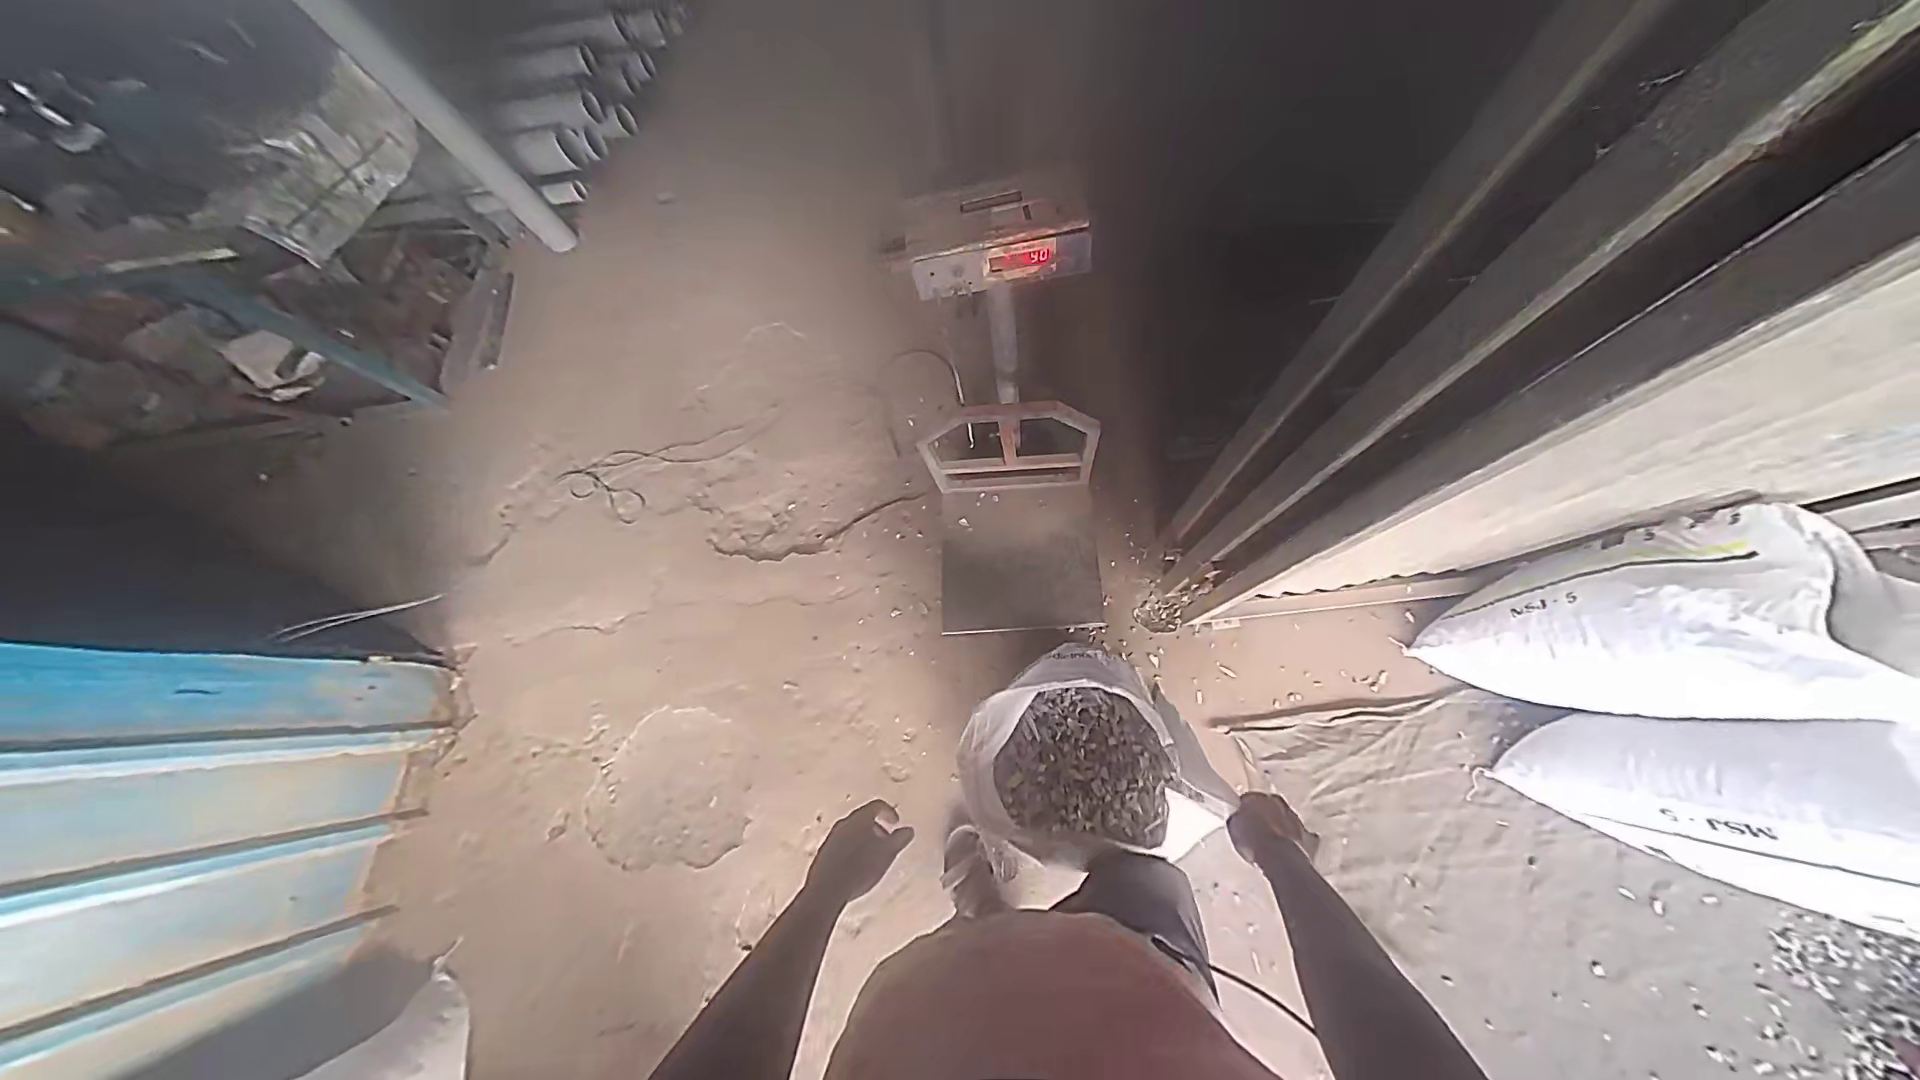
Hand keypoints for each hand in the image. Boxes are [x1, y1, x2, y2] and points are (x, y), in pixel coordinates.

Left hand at [805, 799, 914, 905]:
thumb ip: (900, 839)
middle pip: (863, 818)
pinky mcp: (824, 854)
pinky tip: (857, 866)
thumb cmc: (860, 867)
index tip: (895, 822)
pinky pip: (841, 845)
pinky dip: (852, 850)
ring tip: (872, 856)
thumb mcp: (888, 852)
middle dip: (876, 827)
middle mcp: (844, 823)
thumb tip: (908, 831)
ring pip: (851, 832)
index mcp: (860, 818)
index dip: (889, 812)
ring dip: (863, 839)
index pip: (877, 805)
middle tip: (886, 840)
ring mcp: (832, 838)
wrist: (828, 889)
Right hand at [1229, 791, 1319, 868]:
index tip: (1244, 818)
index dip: (1246, 809)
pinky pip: (1301, 836)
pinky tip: (1288, 849)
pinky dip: (1296, 840)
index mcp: (1257, 797)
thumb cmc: (1255, 841)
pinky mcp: (1307, 835)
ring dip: (1280, 826)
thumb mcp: (1234, 828)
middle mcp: (1277, 803)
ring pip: (1286, 818)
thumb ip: (1237, 818)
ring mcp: (1294, 819)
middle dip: (1265, 815)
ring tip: (1272, 841)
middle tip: (1258, 828)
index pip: (1249, 798)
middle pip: (1270, 806)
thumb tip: (1238, 819)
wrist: (1279, 858)